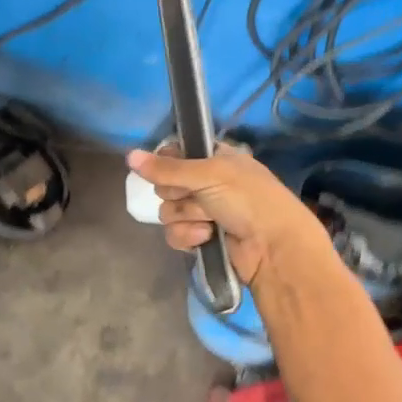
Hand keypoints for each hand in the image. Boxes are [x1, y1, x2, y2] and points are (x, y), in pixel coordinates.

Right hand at [126, 145, 326, 289]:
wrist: (273, 247)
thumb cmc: (249, 200)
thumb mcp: (209, 175)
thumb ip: (167, 168)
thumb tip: (128, 156)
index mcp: (216, 160)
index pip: (176, 154)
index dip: (168, 162)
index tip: (169, 169)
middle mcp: (208, 184)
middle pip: (166, 185)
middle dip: (179, 194)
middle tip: (199, 197)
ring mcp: (203, 212)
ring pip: (167, 212)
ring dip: (187, 217)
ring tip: (211, 221)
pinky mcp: (199, 238)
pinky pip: (174, 234)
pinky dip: (188, 236)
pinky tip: (207, 237)